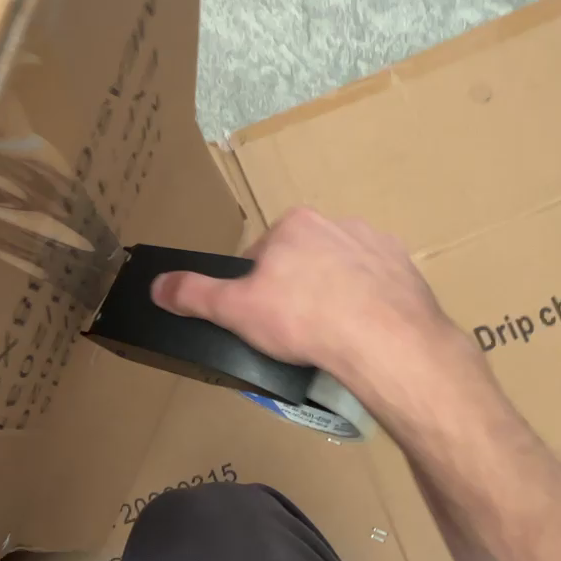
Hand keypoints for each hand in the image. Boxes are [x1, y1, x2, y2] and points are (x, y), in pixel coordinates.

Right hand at [150, 208, 492, 437]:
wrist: (383, 338)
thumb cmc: (302, 318)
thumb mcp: (234, 310)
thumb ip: (194, 295)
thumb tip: (157, 285)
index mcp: (293, 225)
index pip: (261, 254)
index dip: (254, 287)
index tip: (259, 316)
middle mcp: (335, 223)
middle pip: (301, 259)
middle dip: (294, 288)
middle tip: (291, 329)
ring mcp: (375, 244)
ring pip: (339, 270)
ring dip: (330, 294)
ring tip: (328, 334)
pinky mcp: (404, 268)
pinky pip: (375, 284)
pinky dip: (366, 302)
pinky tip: (360, 331)